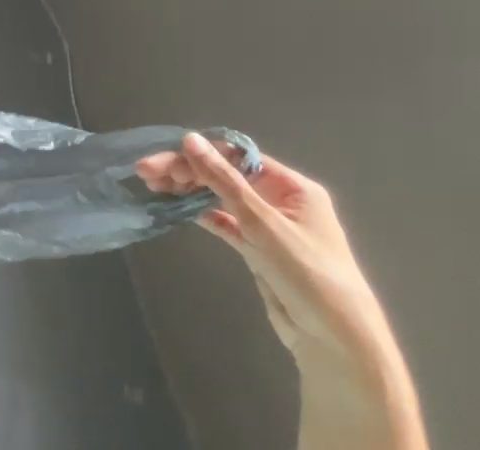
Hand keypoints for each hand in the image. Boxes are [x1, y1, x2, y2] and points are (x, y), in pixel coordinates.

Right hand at [137, 135, 395, 372]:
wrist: (334, 339)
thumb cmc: (307, 272)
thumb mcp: (263, 222)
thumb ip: (223, 181)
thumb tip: (189, 139)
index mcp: (293, 188)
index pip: (237, 157)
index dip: (199, 154)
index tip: (163, 161)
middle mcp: (281, 201)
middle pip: (225, 175)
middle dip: (185, 171)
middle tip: (145, 173)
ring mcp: (267, 226)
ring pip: (219, 197)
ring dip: (188, 189)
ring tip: (153, 186)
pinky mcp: (256, 249)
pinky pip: (222, 221)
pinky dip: (199, 213)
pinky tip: (174, 207)